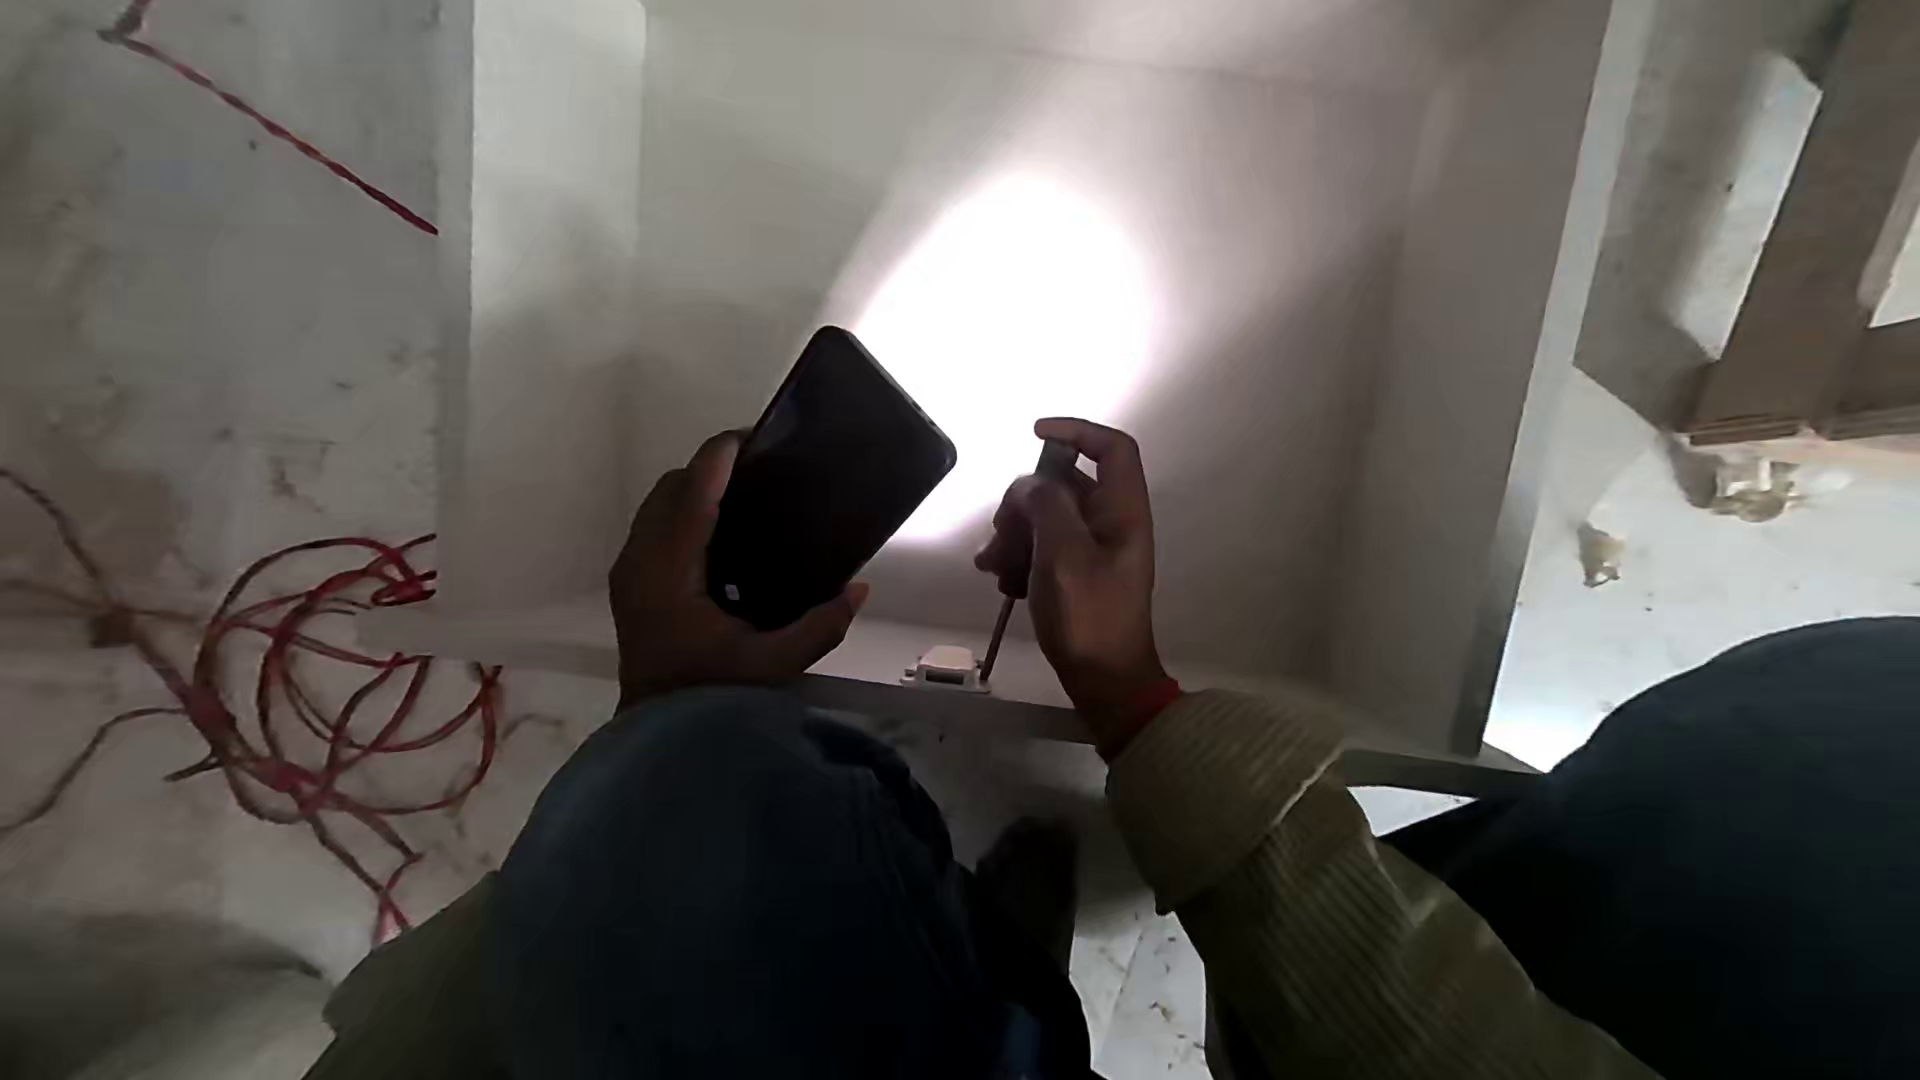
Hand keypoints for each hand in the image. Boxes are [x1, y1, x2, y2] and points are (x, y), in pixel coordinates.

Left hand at [610, 432, 867, 708]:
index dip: (719, 456)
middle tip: (759, 468)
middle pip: (670, 487)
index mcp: (670, 573)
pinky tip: (723, 531)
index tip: (753, 435)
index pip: (692, 493)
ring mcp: (631, 571)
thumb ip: (821, 626)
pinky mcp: (632, 581)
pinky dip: (685, 510)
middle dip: (710, 466)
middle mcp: (641, 562)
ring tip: (744, 492)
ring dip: (695, 487)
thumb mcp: (774, 664)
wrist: (657, 736)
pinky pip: (655, 524)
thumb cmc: (710, 697)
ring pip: (658, 503)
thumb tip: (860, 589)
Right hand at [975, 418, 1171, 755]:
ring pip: (1045, 518)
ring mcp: (1092, 549)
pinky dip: (1019, 558)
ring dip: (1013, 535)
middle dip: (1023, 503)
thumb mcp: (1064, 555)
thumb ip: (1046, 506)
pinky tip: (1003, 582)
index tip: (1035, 434)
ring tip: (993, 566)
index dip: (1076, 430)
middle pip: (1063, 485)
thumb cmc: (1088, 616)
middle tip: (999, 533)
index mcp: (1122, 511)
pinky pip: (1042, 548)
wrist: (1102, 681)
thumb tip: (1028, 486)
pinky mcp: (1075, 572)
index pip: (1111, 448)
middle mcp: (1109, 523)